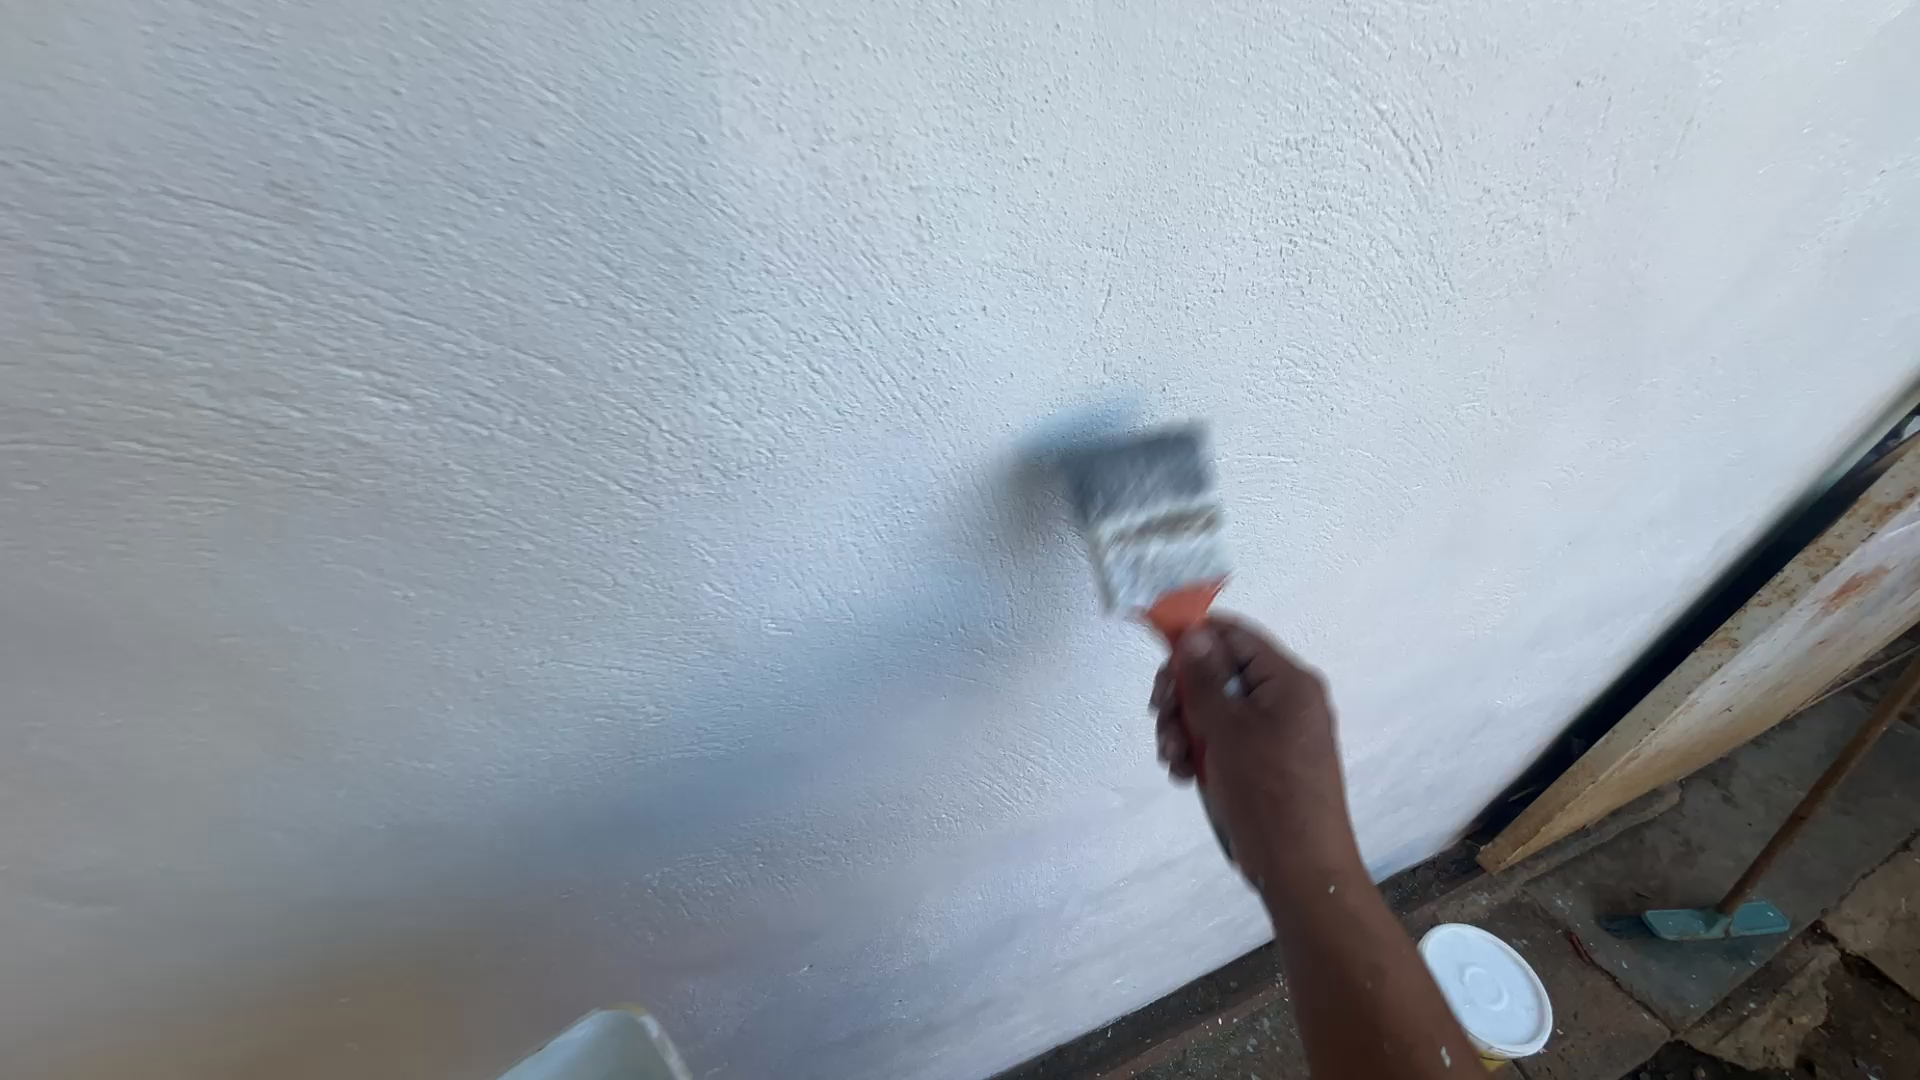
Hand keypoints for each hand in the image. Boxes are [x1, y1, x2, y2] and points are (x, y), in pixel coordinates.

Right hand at [1150, 615, 1354, 869]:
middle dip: (1181, 692)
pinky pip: (1221, 737)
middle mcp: (1283, 699)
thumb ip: (1205, 676)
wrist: (1299, 871)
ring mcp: (1273, 731)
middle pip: (1217, 670)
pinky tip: (1182, 773)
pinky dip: (1197, 749)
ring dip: (1182, 726)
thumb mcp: (1227, 728)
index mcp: (1287, 681)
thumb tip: (1194, 631)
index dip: (1193, 637)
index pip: (1234, 635)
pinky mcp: (1261, 759)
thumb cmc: (1266, 792)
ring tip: (1171, 758)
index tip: (1156, 651)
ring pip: (1212, 706)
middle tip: (1159, 716)